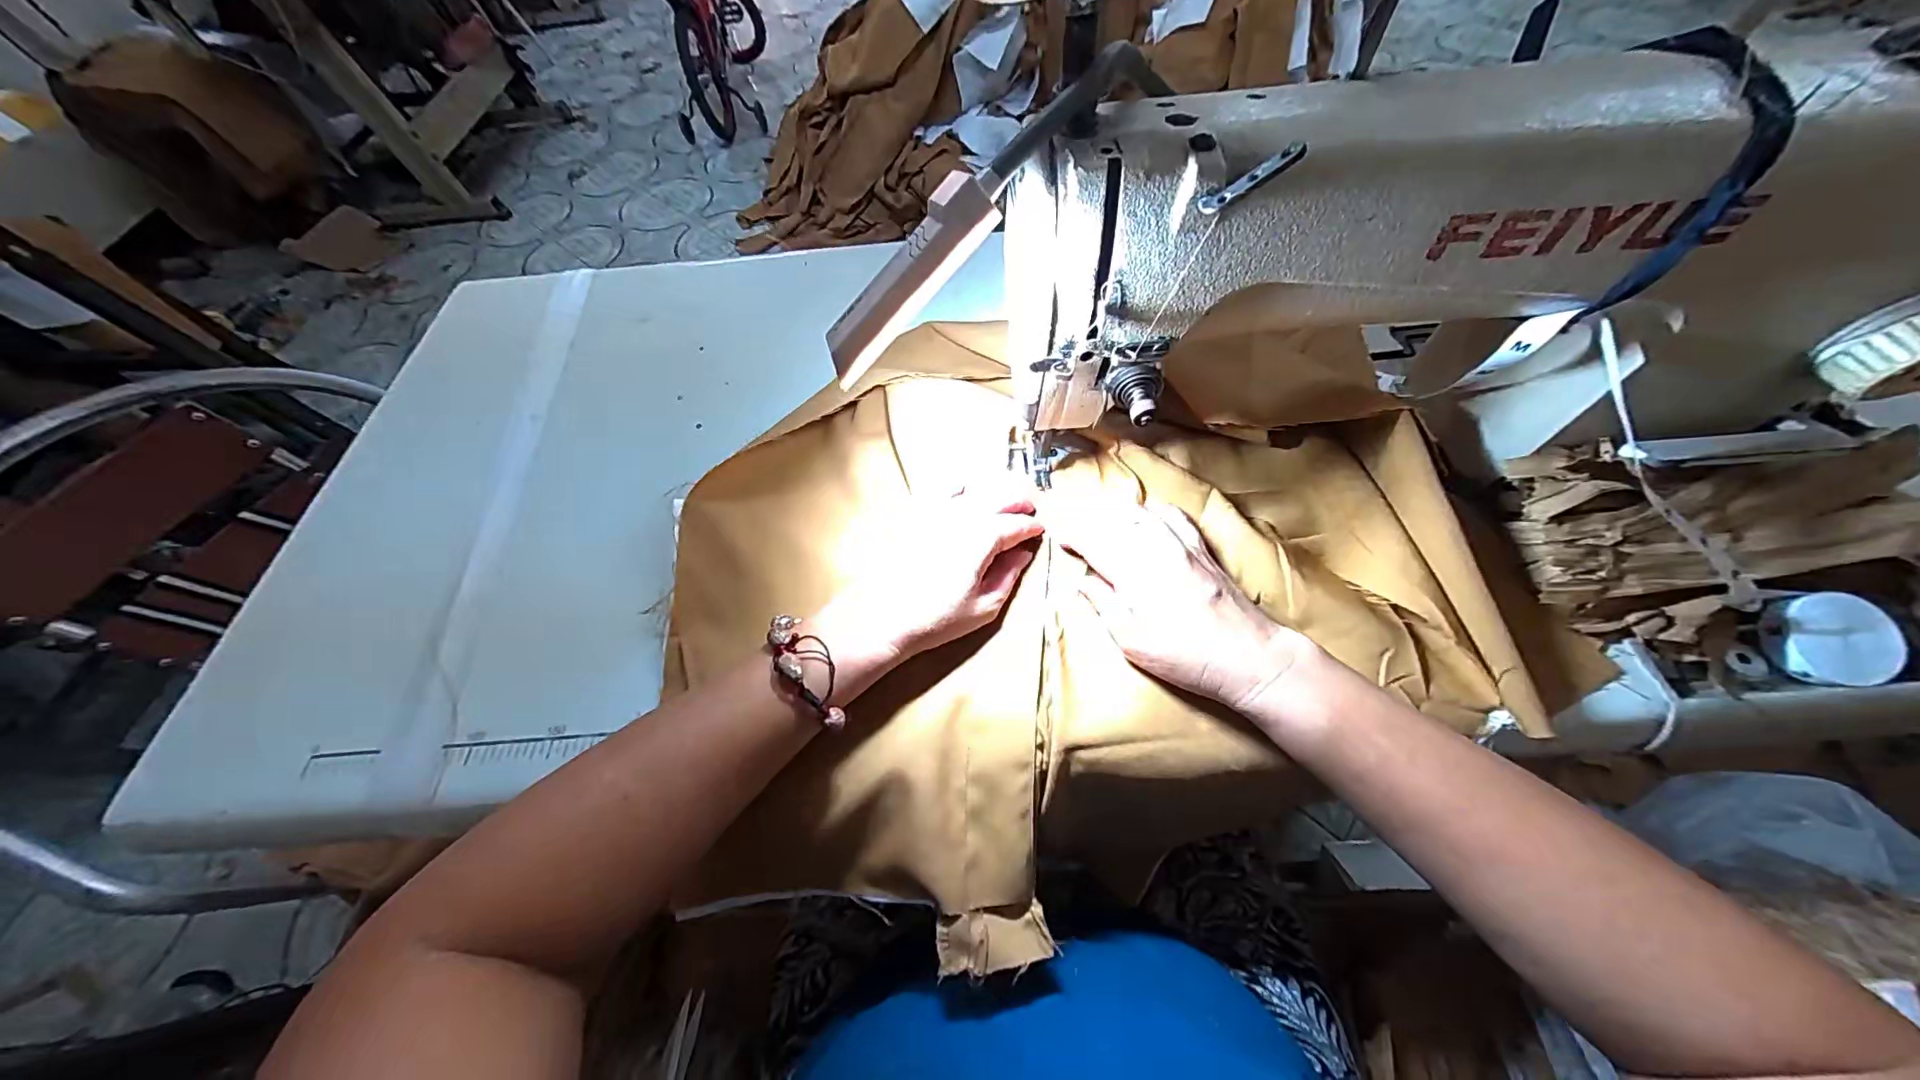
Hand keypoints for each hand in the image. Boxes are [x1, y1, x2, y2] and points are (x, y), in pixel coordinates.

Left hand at [813, 483, 1044, 674]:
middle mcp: (961, 518)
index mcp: (982, 539)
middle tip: (1028, 512)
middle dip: (1016, 504)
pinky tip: (963, 489)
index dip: (1030, 528)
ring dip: (992, 494)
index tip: (1040, 532)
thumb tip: (1023, 554)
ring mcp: (936, 514)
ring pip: (972, 492)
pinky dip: (957, 487)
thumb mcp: (984, 606)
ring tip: (1002, 502)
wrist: (884, 617)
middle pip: (997, 500)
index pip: (1015, 526)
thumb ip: (1008, 575)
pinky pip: (940, 492)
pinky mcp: (915, 518)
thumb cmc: (937, 618)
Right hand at [1043, 495, 1312, 714]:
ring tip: (1089, 510)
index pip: (1089, 535)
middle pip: (1110, 516)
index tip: (1046, 522)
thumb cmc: (1185, 655)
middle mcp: (1156, 544)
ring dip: (1108, 508)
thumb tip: (1081, 579)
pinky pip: (1167, 513)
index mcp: (1134, 568)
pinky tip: (1139, 514)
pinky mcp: (1201, 545)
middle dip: (1080, 512)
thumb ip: (1102, 602)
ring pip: (1136, 510)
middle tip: (1059, 510)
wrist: (1249, 656)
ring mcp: (1181, 541)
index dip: (1065, 527)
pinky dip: (1144, 509)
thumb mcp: (1130, 640)